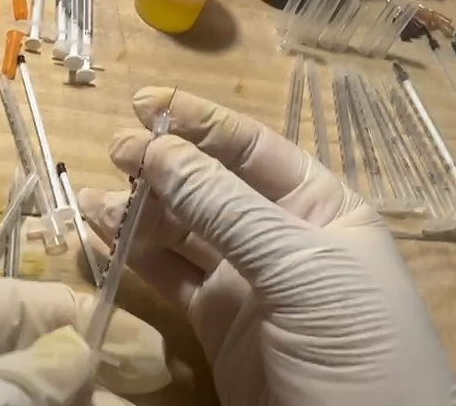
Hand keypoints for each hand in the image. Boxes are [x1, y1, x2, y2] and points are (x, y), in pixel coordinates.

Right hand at [79, 87, 455, 405]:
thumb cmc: (360, 350)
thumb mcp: (301, 270)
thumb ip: (225, 208)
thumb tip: (157, 148)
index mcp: (318, 205)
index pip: (250, 146)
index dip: (199, 121)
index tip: (145, 104)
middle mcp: (279, 234)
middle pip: (211, 183)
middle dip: (164, 163)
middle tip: (115, 151)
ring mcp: (247, 281)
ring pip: (183, 229)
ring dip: (140, 208)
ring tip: (95, 197)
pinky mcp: (219, 325)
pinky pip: (171, 275)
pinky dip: (137, 254)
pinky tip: (105, 235)